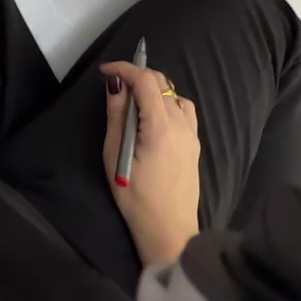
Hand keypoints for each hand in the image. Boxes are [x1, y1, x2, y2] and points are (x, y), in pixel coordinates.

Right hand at [101, 62, 202, 267]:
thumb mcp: (115, 155)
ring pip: (174, 94)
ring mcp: (192, 134)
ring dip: (152, 88)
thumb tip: (115, 85)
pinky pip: (184, 109)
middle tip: (114, 86)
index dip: (124, 68)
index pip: (145, 80)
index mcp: (160, 126)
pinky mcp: (195, 144)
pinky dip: (167, 102)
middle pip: (161, 82)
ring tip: (133, 101)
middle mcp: (181, 125)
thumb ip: (117, 116)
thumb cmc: (136, 196)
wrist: (169, 232)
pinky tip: (153, 116)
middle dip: (136, 75)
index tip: (104, 72)